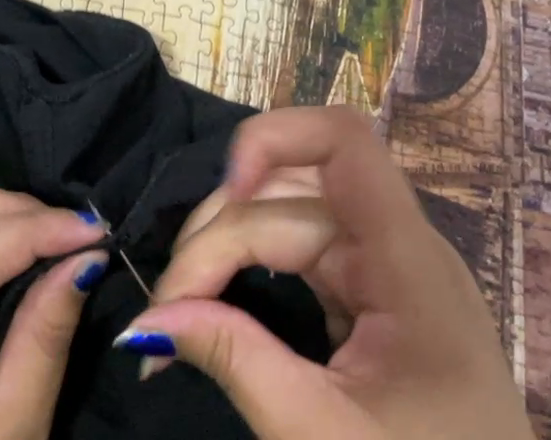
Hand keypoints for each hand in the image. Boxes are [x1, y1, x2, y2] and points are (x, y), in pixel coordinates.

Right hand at [113, 107, 532, 439]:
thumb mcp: (319, 434)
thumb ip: (233, 360)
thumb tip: (142, 323)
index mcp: (408, 263)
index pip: (344, 142)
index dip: (272, 140)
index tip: (222, 196)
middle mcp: (397, 246)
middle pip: (289, 190)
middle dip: (218, 234)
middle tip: (167, 309)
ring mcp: (384, 267)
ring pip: (283, 215)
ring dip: (224, 247)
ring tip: (181, 305)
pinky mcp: (369, 293)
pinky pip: (296, 252)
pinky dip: (246, 270)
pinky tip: (214, 305)